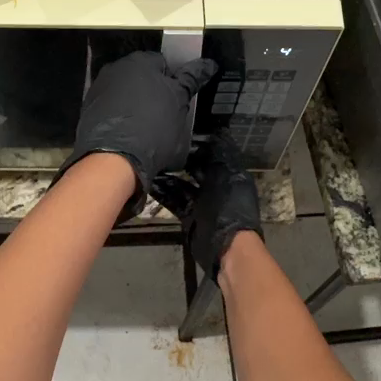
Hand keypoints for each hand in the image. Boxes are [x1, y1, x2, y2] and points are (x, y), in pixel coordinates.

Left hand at [59, 51, 216, 220]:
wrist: (114, 160)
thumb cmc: (154, 127)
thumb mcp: (181, 103)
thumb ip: (191, 80)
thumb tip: (208, 64)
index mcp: (141, 61)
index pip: (164, 64)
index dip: (174, 83)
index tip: (178, 102)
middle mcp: (116, 68)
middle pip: (142, 77)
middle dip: (152, 92)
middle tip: (164, 116)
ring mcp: (99, 88)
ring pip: (125, 94)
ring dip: (134, 105)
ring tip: (144, 129)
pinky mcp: (88, 110)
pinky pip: (111, 109)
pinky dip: (119, 118)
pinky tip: (127, 135)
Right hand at [152, 136, 262, 277]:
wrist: (227, 248)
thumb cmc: (230, 209)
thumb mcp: (228, 177)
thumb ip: (220, 157)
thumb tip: (216, 133)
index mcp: (229, 176)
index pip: (212, 154)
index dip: (198, 144)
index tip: (179, 133)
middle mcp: (216, 187)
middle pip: (195, 169)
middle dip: (181, 160)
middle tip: (160, 147)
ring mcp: (202, 203)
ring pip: (182, 185)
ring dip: (168, 177)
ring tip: (150, 165)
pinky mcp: (190, 217)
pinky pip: (175, 201)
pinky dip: (164, 194)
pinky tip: (150, 184)